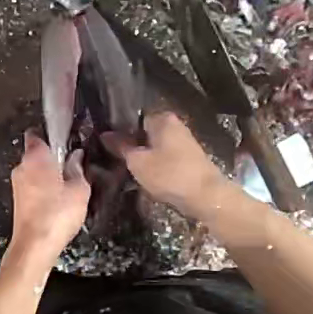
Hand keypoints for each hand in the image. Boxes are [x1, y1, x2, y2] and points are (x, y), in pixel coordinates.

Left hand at [9, 132, 88, 260]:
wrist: (34, 245)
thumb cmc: (58, 213)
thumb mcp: (80, 189)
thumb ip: (78, 169)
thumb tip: (75, 157)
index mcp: (35, 156)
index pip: (37, 133)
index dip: (51, 135)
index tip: (66, 140)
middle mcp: (21, 166)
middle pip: (36, 153)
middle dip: (52, 157)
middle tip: (73, 165)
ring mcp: (16, 184)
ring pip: (34, 171)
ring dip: (48, 174)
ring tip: (69, 186)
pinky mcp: (17, 201)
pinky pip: (32, 186)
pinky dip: (43, 188)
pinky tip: (58, 200)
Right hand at [102, 112, 232, 220]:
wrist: (206, 197)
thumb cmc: (169, 174)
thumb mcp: (138, 162)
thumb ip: (121, 146)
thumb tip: (106, 134)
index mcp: (162, 118)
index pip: (134, 117)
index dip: (120, 131)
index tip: (107, 144)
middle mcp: (175, 125)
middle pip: (145, 133)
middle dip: (132, 145)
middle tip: (115, 159)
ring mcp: (184, 142)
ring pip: (155, 147)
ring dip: (144, 158)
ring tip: (127, 170)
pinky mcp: (189, 159)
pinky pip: (166, 158)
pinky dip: (156, 166)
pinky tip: (147, 177)